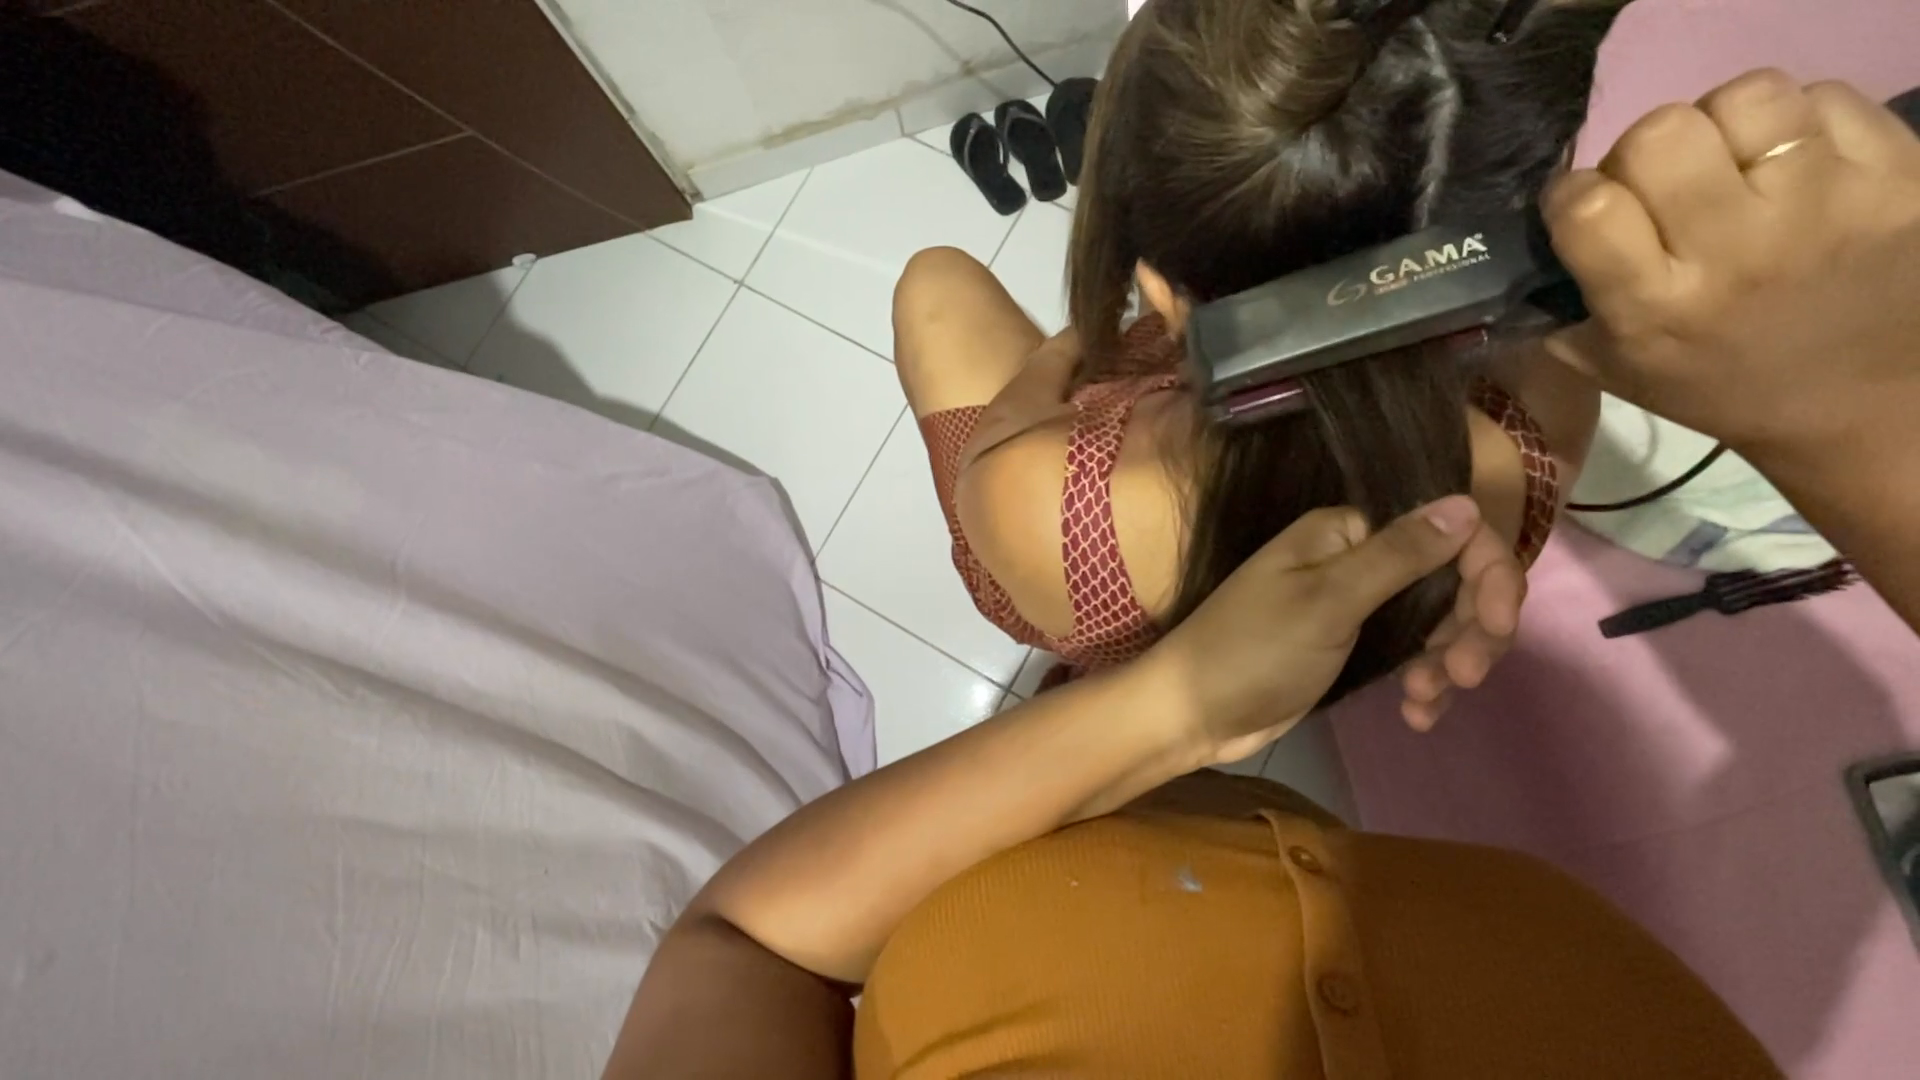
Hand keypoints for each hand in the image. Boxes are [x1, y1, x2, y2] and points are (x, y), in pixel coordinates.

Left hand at [1140, 495, 1483, 764]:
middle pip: (1450, 579)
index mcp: (1344, 533)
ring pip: (1437, 621)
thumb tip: (1464, 502)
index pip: (1444, 530)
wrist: (1194, 713)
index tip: (1499, 624)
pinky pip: (1410, 654)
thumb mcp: (1328, 602)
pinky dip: (1424, 683)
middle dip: (1471, 627)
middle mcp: (1352, 560)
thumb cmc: (1253, 651)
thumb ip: (1398, 555)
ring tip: (1426, 697)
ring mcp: (1352, 605)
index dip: (1486, 573)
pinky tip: (1417, 714)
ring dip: (1447, 660)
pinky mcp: (1349, 647)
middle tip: (1463, 675)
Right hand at [1542, 71, 1919, 460]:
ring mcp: (1823, 203)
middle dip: (1637, 153)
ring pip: (1743, 98)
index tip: (1576, 209)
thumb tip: (1520, 253)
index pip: (1588, 207)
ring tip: (1723, 163)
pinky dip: (1790, 121)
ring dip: (1717, 124)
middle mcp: (1734, 250)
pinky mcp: (1897, 172)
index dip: (1569, 195)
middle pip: (1659, 136)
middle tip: (1653, 184)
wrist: (1851, 397)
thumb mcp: (1608, 367)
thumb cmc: (1707, 385)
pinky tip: (1782, 162)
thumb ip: (1558, 310)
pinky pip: (1822, 98)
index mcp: (1654, 305)